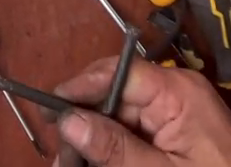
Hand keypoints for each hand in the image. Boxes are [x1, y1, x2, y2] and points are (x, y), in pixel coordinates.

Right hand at [52, 58, 230, 166]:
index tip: (50, 112)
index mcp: (177, 90)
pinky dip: (117, 151)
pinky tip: (98, 164)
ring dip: (96, 140)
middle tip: (60, 157)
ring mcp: (179, 114)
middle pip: (115, 94)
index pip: (116, 73)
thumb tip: (68, 119)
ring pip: (122, 116)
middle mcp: (175, 92)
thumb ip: (116, 148)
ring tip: (73, 164)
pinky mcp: (180, 136)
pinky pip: (138, 133)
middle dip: (84, 122)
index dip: (80, 89)